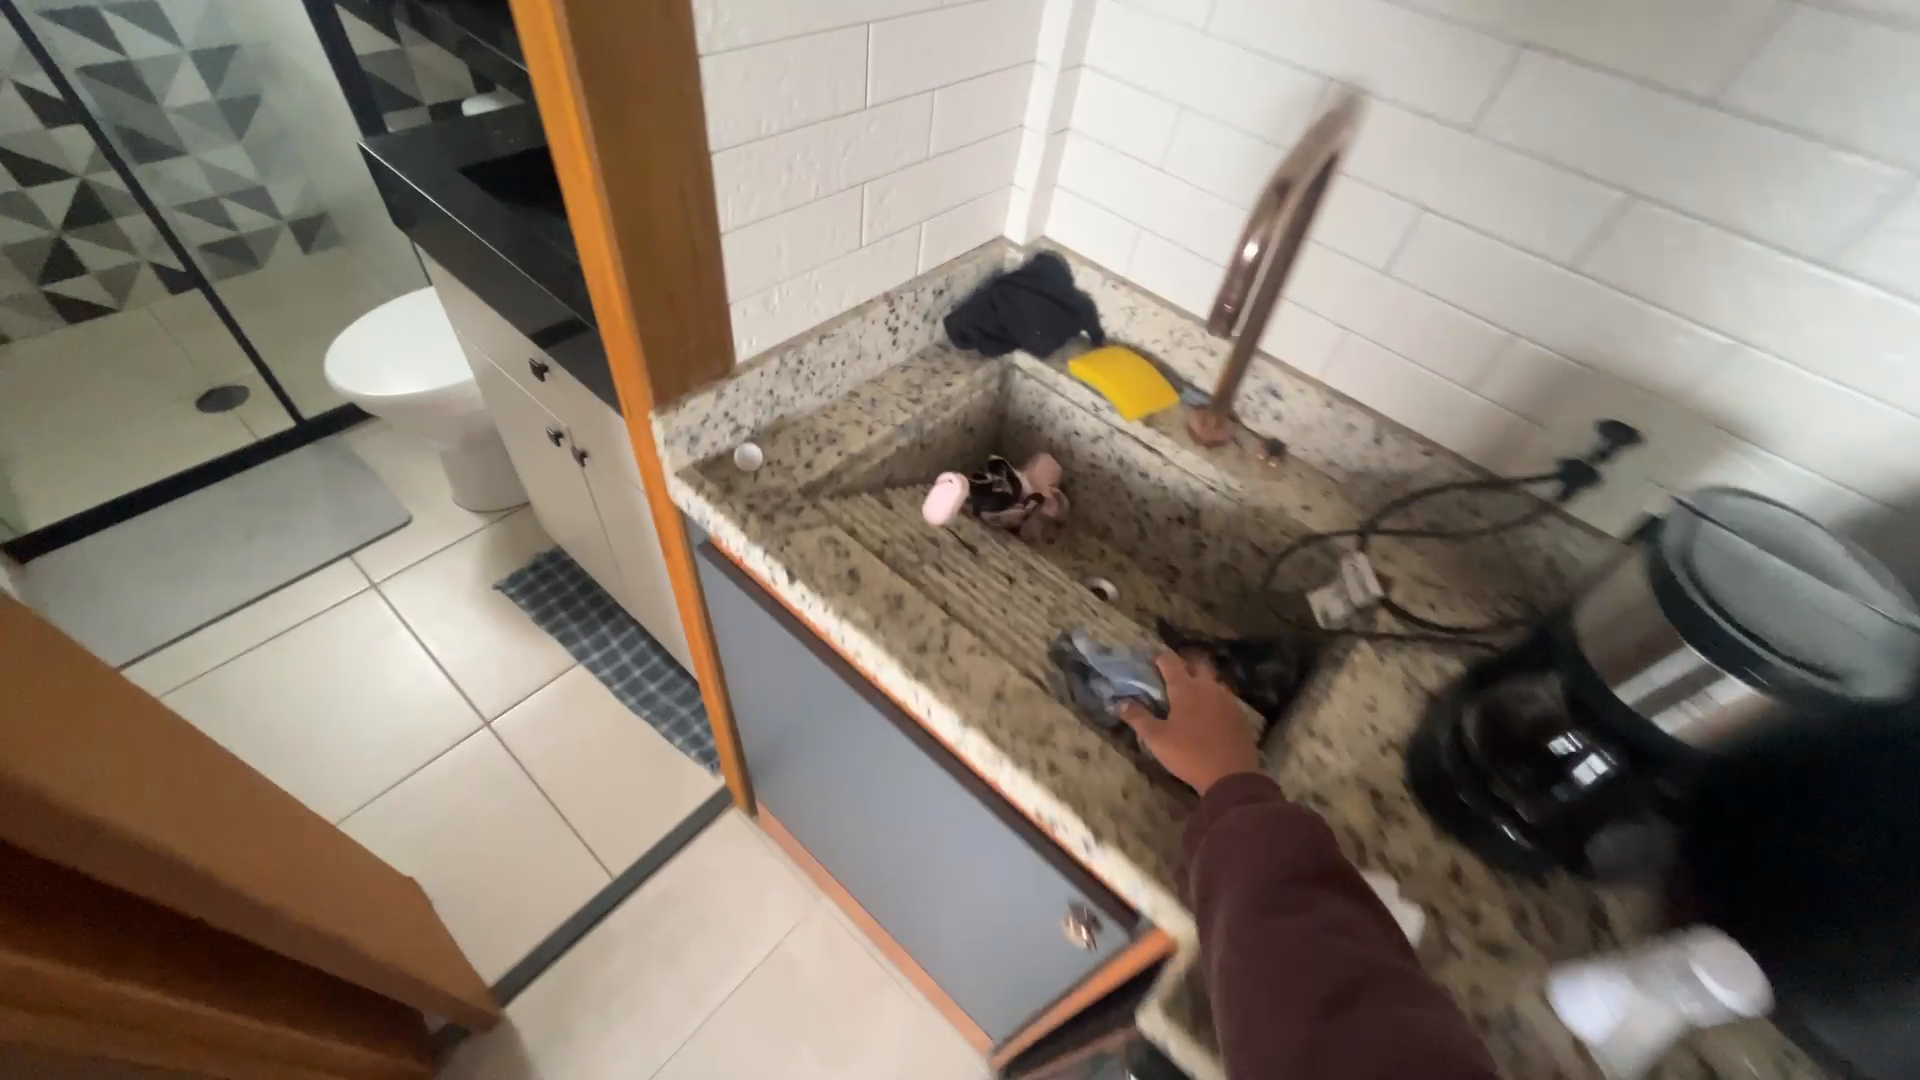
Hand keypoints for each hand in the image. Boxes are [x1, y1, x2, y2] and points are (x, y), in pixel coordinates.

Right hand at [1118, 652, 1261, 794]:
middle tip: (1173, 676)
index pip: (1170, 661)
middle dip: (1185, 664)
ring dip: (1202, 683)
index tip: (1152, 660)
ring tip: (1191, 696)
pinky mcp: (1240, 715)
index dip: (1160, 657)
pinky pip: (1225, 699)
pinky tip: (1210, 715)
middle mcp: (1208, 687)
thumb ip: (1138, 718)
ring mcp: (1227, 700)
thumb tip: (1120, 703)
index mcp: (1185, 688)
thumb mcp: (1156, 739)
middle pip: (1197, 664)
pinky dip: (1214, 700)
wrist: (1232, 777)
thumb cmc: (1189, 754)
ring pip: (1213, 682)